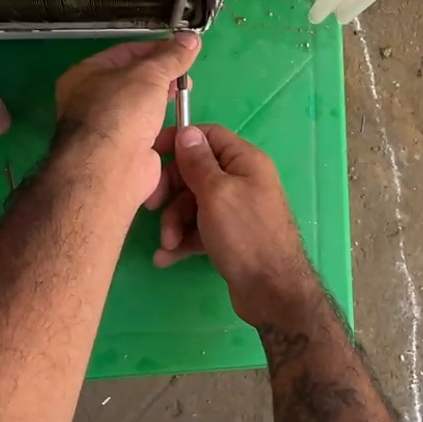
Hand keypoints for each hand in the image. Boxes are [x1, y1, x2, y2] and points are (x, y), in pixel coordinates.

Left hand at [51, 33, 199, 205]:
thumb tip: (191, 39)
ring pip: (142, 107)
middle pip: (134, 80)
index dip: (155, 49)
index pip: (125, 53)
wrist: (112, 168)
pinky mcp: (124, 151)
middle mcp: (92, 100)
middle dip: (162, 76)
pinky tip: (181, 123)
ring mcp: (108, 128)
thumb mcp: (150, 74)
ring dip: (164, 101)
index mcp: (87, 75)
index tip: (181, 49)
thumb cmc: (121, 111)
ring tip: (185, 96)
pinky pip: (149, 131)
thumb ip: (172, 56)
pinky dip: (165, 126)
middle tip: (185, 76)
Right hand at [151, 124, 317, 327]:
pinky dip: (182, 240)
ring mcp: (235, 210)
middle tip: (152, 207)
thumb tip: (187, 130)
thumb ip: (198, 162)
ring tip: (168, 243)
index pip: (208, 136)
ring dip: (174, 221)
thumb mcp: (217, 193)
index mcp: (244, 160)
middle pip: (196, 171)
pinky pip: (198, 229)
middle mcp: (241, 180)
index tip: (150, 153)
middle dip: (171, 191)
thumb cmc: (245, 234)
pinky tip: (166, 258)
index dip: (179, 141)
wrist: (271, 291)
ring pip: (193, 203)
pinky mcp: (228, 236)